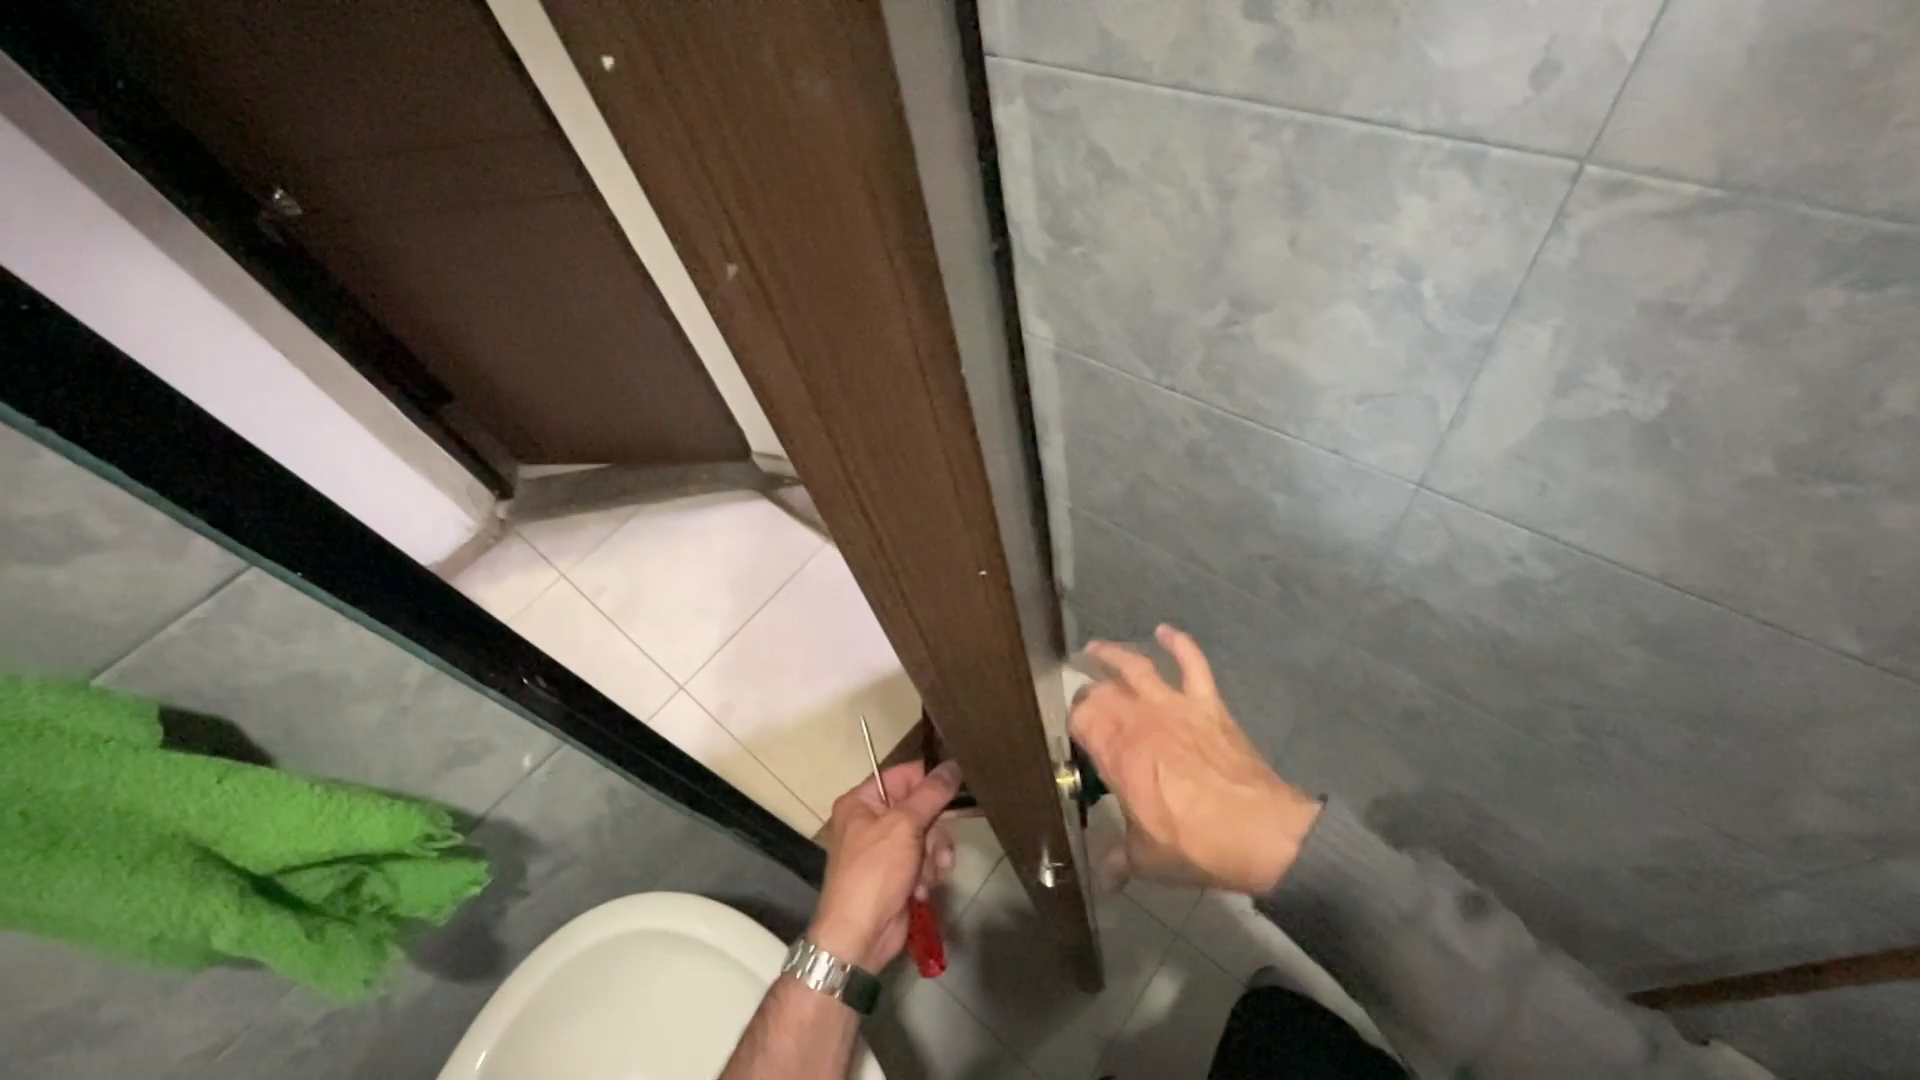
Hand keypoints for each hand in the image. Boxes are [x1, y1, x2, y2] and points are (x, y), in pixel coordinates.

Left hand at [808, 760, 961, 970]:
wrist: (860, 936)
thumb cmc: (874, 872)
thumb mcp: (903, 826)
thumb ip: (931, 794)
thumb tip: (953, 764)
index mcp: (861, 801)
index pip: (903, 775)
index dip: (929, 782)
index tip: (956, 787)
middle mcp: (872, 821)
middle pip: (921, 808)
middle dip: (933, 831)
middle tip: (933, 847)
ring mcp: (886, 849)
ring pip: (929, 836)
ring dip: (934, 856)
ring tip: (928, 875)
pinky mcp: (900, 873)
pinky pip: (927, 860)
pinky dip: (928, 874)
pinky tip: (922, 889)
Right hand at [1073, 625, 1321, 895]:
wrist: (1263, 834)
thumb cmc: (1197, 846)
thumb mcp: (1147, 859)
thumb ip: (1118, 861)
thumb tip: (1103, 881)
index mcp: (1119, 754)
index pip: (1079, 720)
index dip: (1071, 723)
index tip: (1072, 736)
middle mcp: (1140, 720)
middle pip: (1101, 690)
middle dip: (1087, 692)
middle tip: (1082, 701)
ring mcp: (1176, 706)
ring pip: (1136, 666)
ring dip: (1113, 654)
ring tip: (1095, 649)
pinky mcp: (1208, 704)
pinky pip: (1192, 663)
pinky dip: (1179, 643)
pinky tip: (1165, 630)